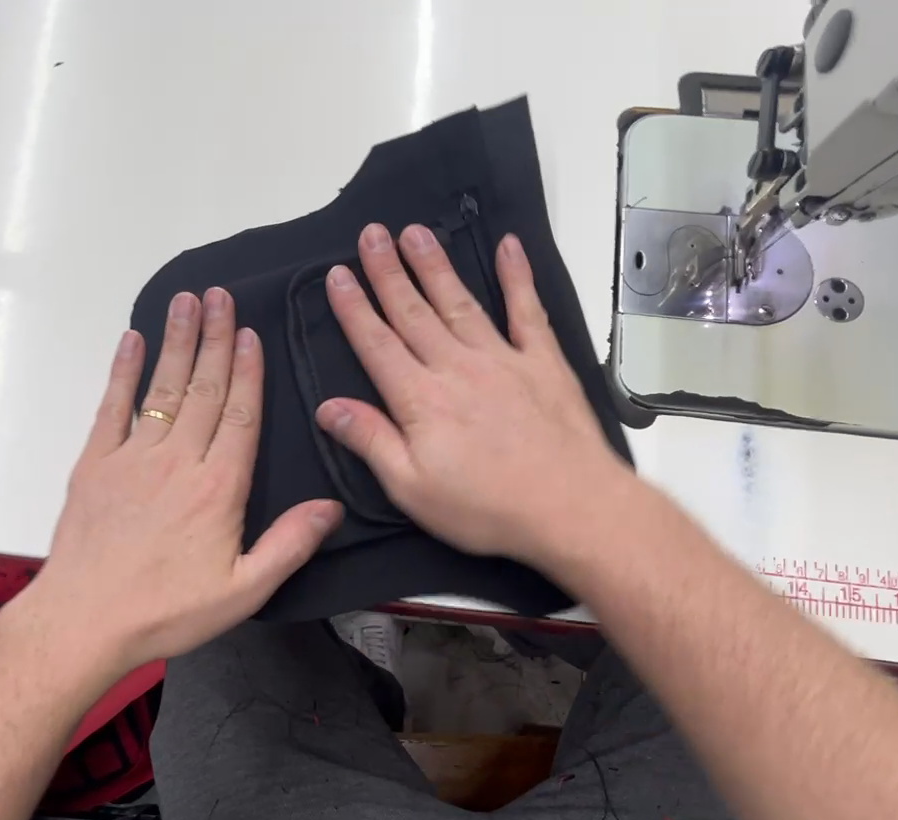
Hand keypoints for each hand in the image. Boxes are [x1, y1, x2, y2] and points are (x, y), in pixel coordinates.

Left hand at [24, 288, 340, 672]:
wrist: (85, 621)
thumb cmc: (167, 612)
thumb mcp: (243, 591)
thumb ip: (290, 545)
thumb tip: (332, 506)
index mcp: (219, 488)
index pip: (241, 415)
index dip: (248, 371)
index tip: (249, 331)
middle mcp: (178, 460)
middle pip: (204, 389)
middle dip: (215, 339)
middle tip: (220, 295)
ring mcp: (132, 457)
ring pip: (162, 388)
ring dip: (176, 342)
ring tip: (185, 300)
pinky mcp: (94, 464)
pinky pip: (111, 406)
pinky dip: (122, 371)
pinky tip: (131, 340)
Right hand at [313, 223, 633, 568]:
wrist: (569, 507)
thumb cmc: (485, 507)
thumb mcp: (411, 488)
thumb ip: (370, 441)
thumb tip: (329, 408)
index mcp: (420, 400)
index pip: (377, 345)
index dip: (354, 309)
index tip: (338, 275)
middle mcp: (457, 368)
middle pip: (413, 312)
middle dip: (388, 272)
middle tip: (371, 235)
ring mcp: (502, 359)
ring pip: (459, 302)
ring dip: (435, 266)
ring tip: (415, 232)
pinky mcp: (543, 363)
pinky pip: (527, 310)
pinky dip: (517, 276)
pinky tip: (510, 247)